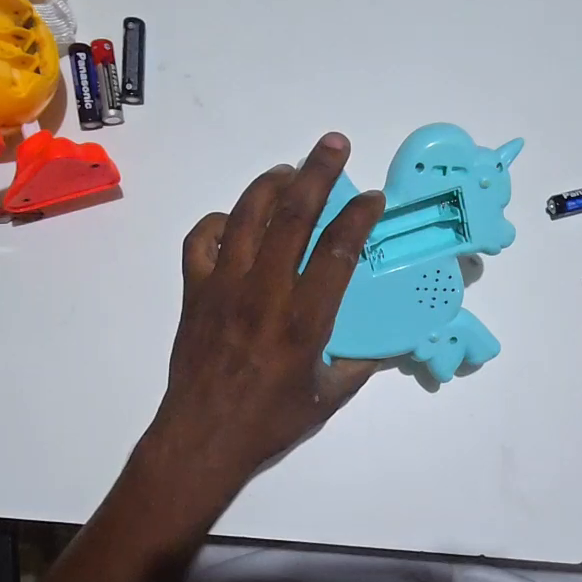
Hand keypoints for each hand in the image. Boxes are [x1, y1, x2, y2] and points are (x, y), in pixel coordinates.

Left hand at [150, 132, 384, 480]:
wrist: (203, 438)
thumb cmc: (269, 423)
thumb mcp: (327, 399)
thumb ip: (358, 366)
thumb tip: (385, 348)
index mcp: (305, 320)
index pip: (338, 249)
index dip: (358, 215)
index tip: (372, 198)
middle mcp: (265, 293)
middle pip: (294, 215)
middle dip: (318, 172)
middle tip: (334, 143)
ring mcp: (224, 287)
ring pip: (247, 216)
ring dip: (270, 185)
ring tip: (289, 171)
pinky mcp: (195, 292)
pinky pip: (202, 240)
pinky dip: (219, 221)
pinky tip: (235, 222)